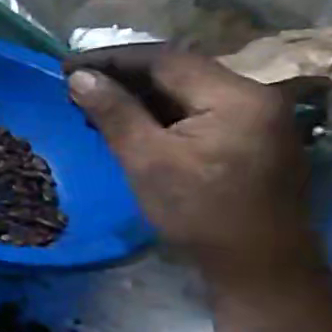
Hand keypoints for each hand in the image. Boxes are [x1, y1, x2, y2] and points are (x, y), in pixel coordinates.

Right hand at [65, 47, 319, 290]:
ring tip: (97, 102)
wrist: (263, 273)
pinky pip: (200, 109)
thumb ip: (114, 113)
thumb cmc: (203, 216)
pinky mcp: (253, 137)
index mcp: (236, 96)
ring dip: (141, 93)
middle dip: (125, 74)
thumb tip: (79, 77)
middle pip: (178, 70)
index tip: (69, 66)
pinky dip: (163, 111)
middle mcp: (254, 95)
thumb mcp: (148, 161)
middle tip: (79, 84)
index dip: (112, 58)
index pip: (164, 59)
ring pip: (187, 89)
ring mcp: (258, 117)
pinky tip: (132, 122)